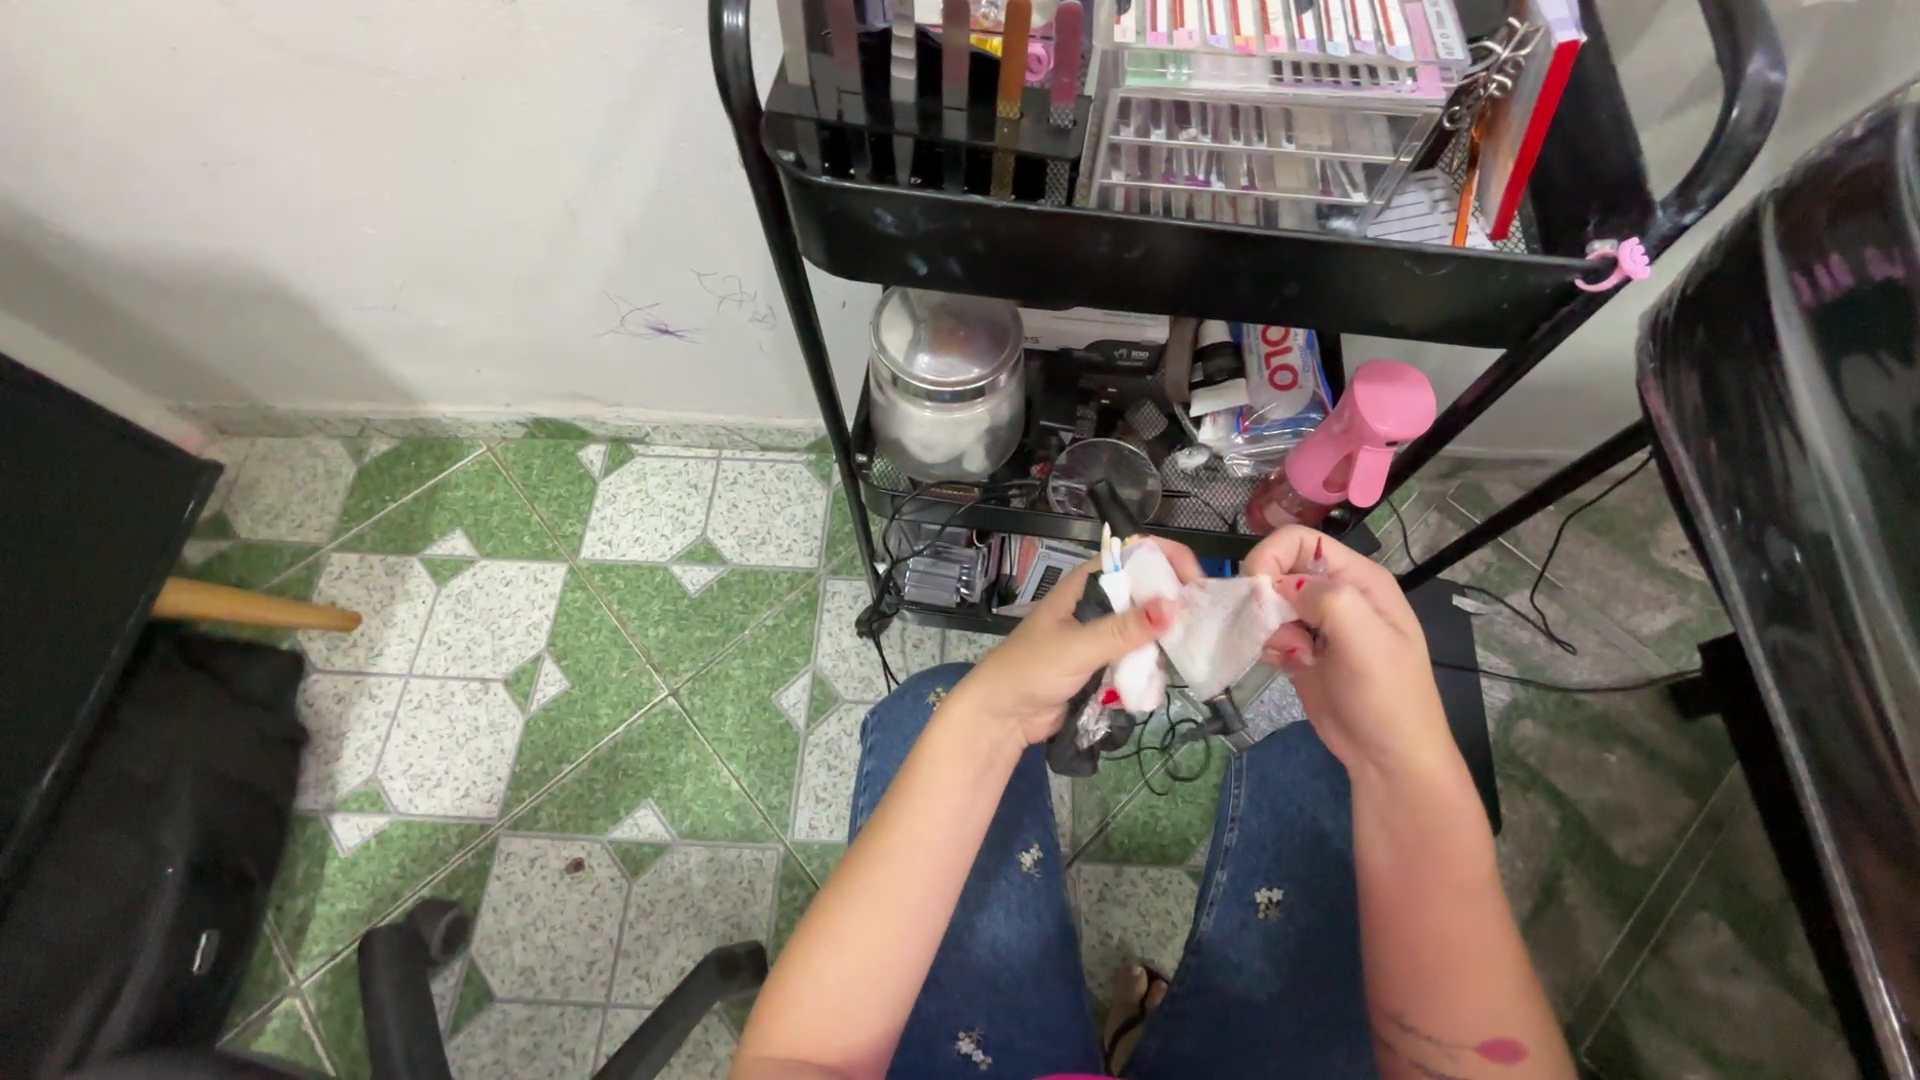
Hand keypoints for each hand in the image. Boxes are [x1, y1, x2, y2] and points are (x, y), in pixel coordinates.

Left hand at [952, 537, 1202, 746]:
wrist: (1003, 714)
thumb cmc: (1030, 669)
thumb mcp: (1078, 646)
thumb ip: (1124, 629)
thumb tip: (1174, 605)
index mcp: (1085, 585)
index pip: (1134, 556)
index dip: (1167, 561)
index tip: (1196, 584)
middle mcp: (1097, 604)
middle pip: (1147, 594)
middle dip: (1172, 607)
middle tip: (1199, 626)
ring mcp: (1102, 635)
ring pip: (1146, 630)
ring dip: (1162, 643)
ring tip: (1184, 655)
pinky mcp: (1104, 665)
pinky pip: (1137, 660)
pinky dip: (1149, 668)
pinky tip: (1158, 679)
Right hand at [1242, 526, 1454, 778]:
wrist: (1387, 758)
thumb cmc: (1387, 697)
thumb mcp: (1366, 641)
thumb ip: (1327, 599)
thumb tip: (1281, 586)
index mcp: (1359, 580)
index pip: (1301, 541)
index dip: (1273, 557)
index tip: (1260, 590)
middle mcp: (1336, 594)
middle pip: (1278, 569)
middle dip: (1265, 595)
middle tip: (1276, 630)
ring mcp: (1317, 624)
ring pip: (1268, 602)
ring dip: (1264, 624)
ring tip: (1289, 653)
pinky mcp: (1300, 650)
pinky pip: (1267, 631)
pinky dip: (1265, 644)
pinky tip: (1284, 664)